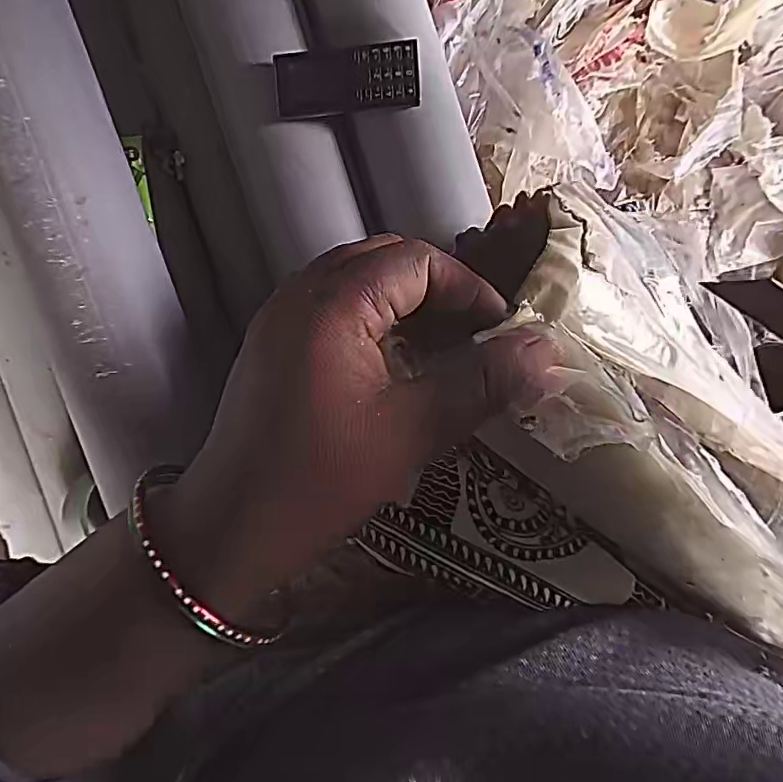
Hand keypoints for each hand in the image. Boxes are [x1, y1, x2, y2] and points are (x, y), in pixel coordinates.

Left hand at [0, 235, 557, 779]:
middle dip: (435, 288)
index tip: (499, 331)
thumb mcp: (410, 432)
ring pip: (353, 279)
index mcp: (332, 303)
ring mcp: (278, 315)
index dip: (467, 287)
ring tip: (438, 347)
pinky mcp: (269, 342)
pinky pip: (327, 305)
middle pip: (381, 259)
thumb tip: (550, 352)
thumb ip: (481, 383)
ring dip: (401, 301)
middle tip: (473, 335)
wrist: (232, 522)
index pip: (415, 260)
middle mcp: (298, 294)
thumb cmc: (319, 479)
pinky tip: (390, 363)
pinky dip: (367, 317)